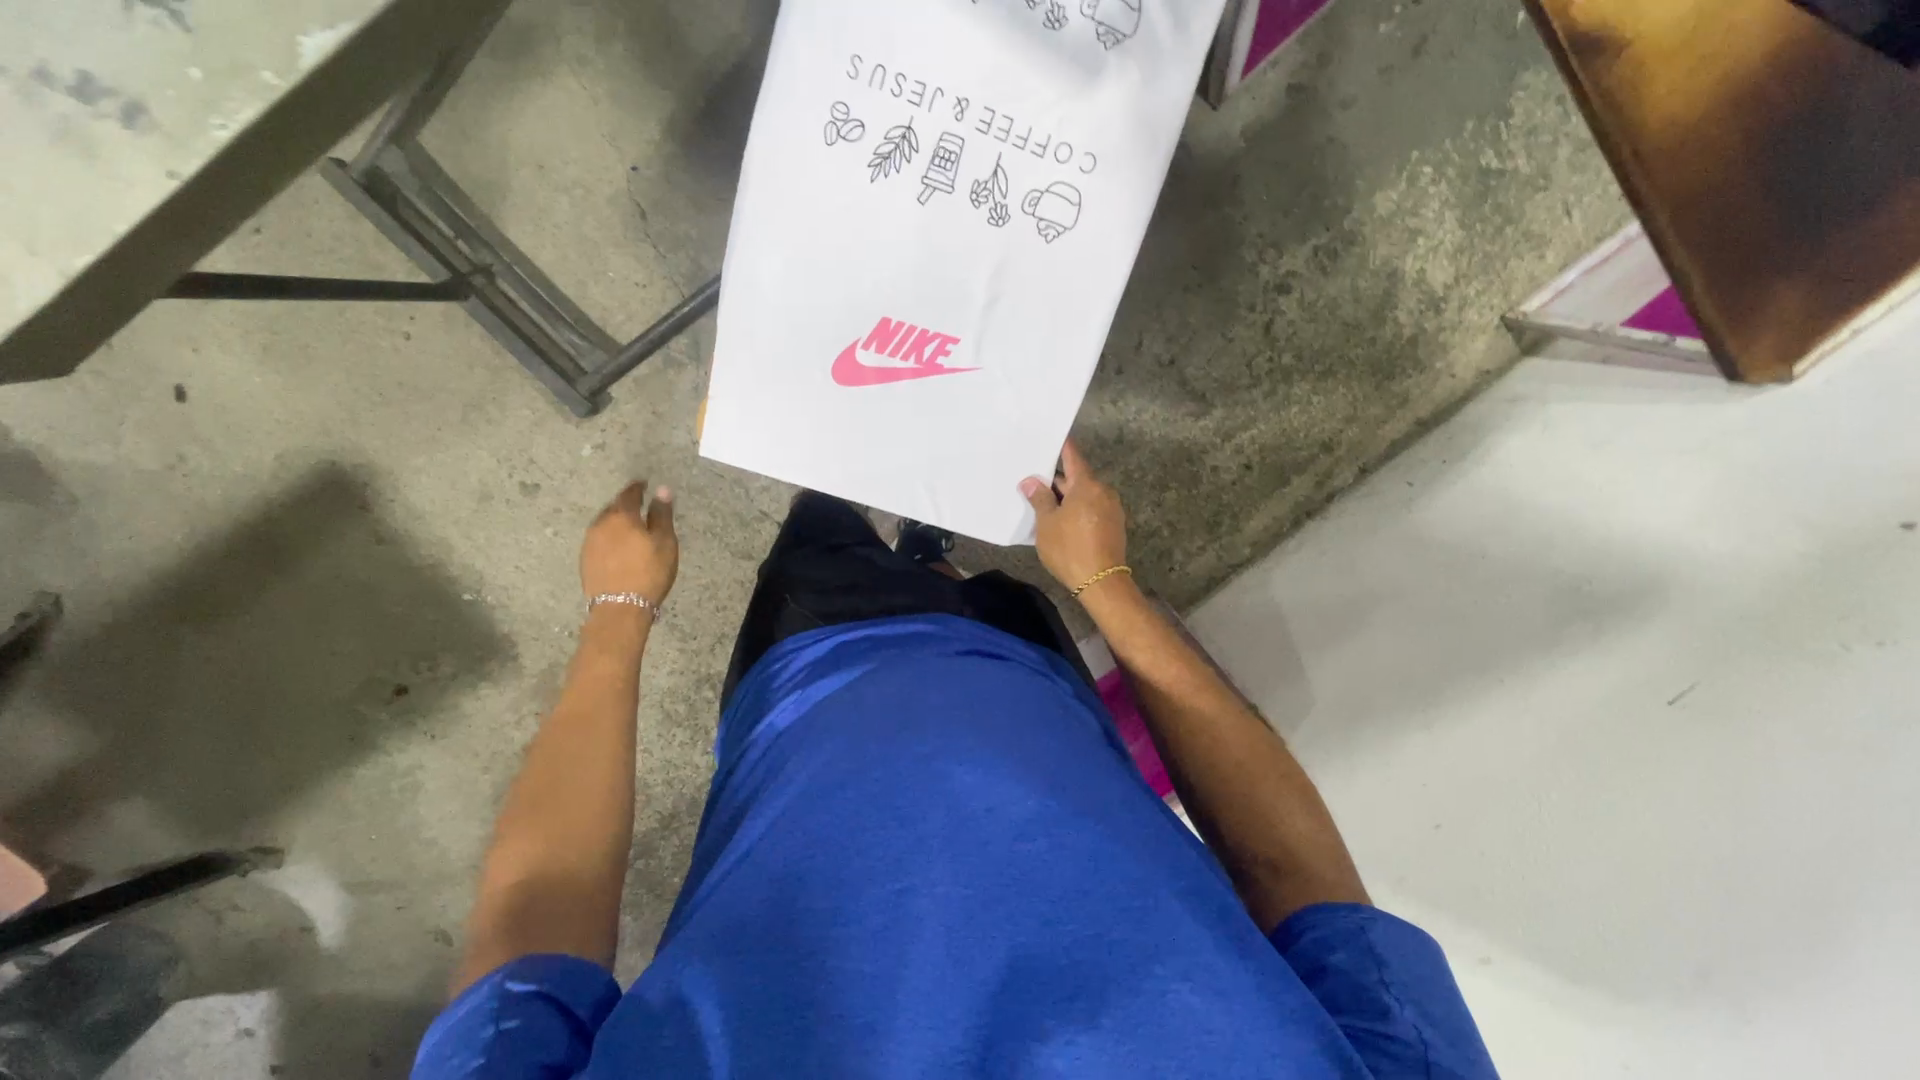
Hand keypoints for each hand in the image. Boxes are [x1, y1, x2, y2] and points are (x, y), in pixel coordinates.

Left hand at [580, 483, 678, 604]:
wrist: (620, 608)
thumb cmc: (649, 572)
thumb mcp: (665, 542)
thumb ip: (662, 514)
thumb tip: (661, 490)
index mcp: (621, 516)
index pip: (629, 494)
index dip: (638, 487)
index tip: (644, 484)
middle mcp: (601, 524)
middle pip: (614, 508)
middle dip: (626, 505)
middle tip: (639, 507)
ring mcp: (589, 543)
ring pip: (604, 524)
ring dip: (616, 523)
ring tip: (629, 528)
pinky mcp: (586, 560)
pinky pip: (599, 540)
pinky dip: (610, 538)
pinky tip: (618, 547)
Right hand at [1021, 439, 1127, 596]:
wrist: (1101, 583)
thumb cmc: (1070, 549)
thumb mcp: (1047, 523)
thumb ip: (1040, 499)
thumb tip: (1031, 482)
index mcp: (1087, 485)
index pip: (1073, 457)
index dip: (1062, 447)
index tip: (1052, 438)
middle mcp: (1103, 492)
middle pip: (1078, 478)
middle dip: (1058, 481)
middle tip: (1034, 481)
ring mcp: (1111, 509)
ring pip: (1084, 496)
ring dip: (1067, 498)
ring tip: (1044, 504)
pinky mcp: (1114, 526)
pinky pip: (1092, 509)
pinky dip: (1077, 510)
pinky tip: (1062, 521)